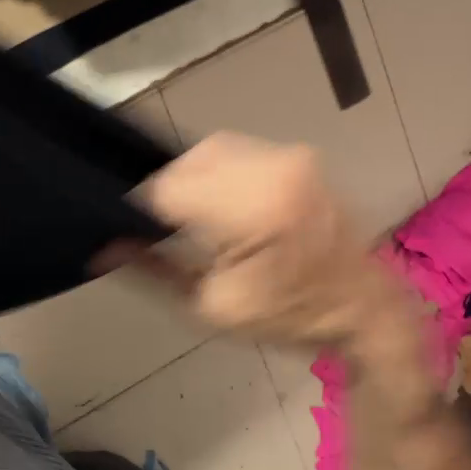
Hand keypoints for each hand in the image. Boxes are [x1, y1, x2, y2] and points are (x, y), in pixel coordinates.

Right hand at [127, 132, 410, 349]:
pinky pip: (234, 152)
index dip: (144, 213)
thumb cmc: (289, 317)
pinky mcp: (297, 156)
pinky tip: (222, 208)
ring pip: (206, 152)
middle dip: (168, 197)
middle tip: (169, 236)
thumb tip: (103, 249)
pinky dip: (216, 175)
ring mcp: (290, 156)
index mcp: (255, 208)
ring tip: (196, 223)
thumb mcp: (212, 306)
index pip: (167, 189)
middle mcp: (274, 167)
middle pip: (184, 164)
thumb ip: (153, 271)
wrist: (367, 309)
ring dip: (191, 183)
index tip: (144, 239)